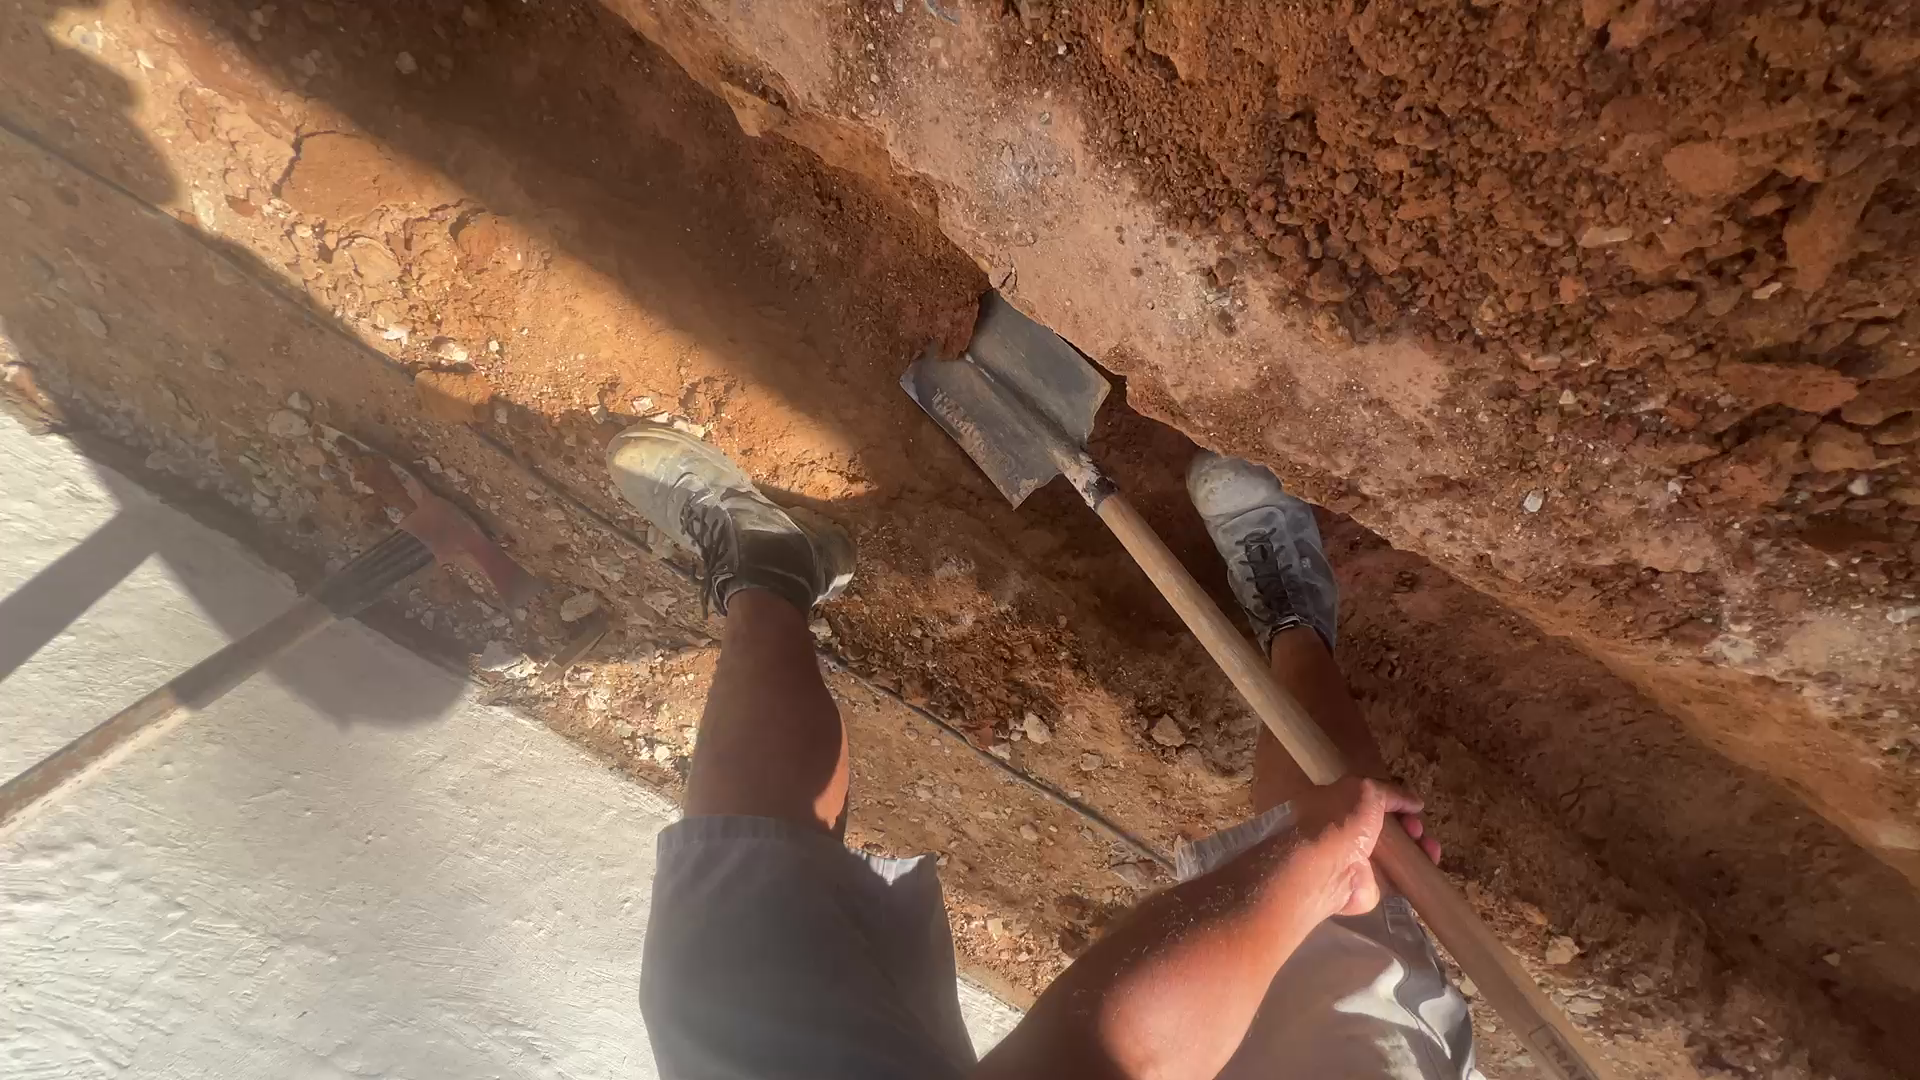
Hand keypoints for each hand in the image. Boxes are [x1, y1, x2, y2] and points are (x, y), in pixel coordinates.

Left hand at [1286, 777, 1434, 917]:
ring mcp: (1358, 856)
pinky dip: (1419, 866)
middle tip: (1416, 826)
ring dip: (1417, 843)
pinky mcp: (1374, 881)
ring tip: (1428, 843)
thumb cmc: (1340, 821)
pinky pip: (1402, 872)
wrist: (1328, 870)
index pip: (1363, 797)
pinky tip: (1431, 858)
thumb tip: (1414, 801)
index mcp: (1332, 803)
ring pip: (1395, 848)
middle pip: (1383, 823)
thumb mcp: (1364, 790)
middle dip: (1406, 822)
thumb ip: (1389, 791)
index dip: (1388, 798)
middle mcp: (1342, 828)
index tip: (1407, 803)